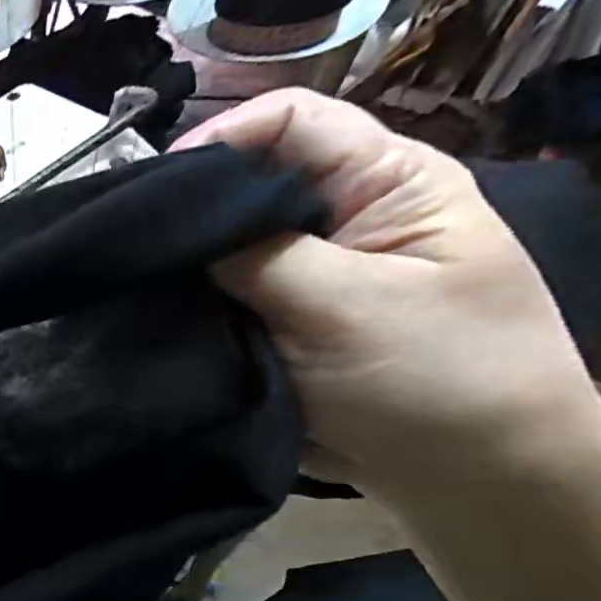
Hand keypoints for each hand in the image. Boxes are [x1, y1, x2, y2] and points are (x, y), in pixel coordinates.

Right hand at [172, 90, 600, 492]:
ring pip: (226, 259)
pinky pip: (224, 311)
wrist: (470, 478)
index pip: (291, 122)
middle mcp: (336, 222)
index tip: (157, 190)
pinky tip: (161, 330)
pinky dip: (195, 320)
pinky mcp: (281, 332)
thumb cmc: (437, 377)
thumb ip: (259, 260)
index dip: (221, 139)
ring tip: (136, 296)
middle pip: (247, 191)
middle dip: (191, 217)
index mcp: (380, 183)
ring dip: (187, 278)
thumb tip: (176, 229)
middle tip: (130, 252)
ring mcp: (306, 281)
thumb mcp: (350, 307)